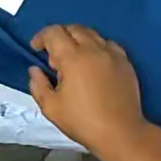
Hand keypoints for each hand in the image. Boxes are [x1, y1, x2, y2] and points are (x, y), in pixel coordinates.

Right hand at [27, 24, 156, 156]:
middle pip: (74, 29)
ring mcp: (113, 54)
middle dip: (59, 36)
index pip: (54, 33)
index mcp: (73, 58)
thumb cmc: (82, 121)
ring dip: (78, 40)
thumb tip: (35, 70)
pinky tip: (93, 62)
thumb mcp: (51, 107)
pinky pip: (108, 44)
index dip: (41, 37)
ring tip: (73, 59)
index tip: (36, 48)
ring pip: (92, 34)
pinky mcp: (125, 62)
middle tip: (53, 56)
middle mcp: (94, 50)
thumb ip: (38, 84)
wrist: (120, 132)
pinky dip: (96, 47)